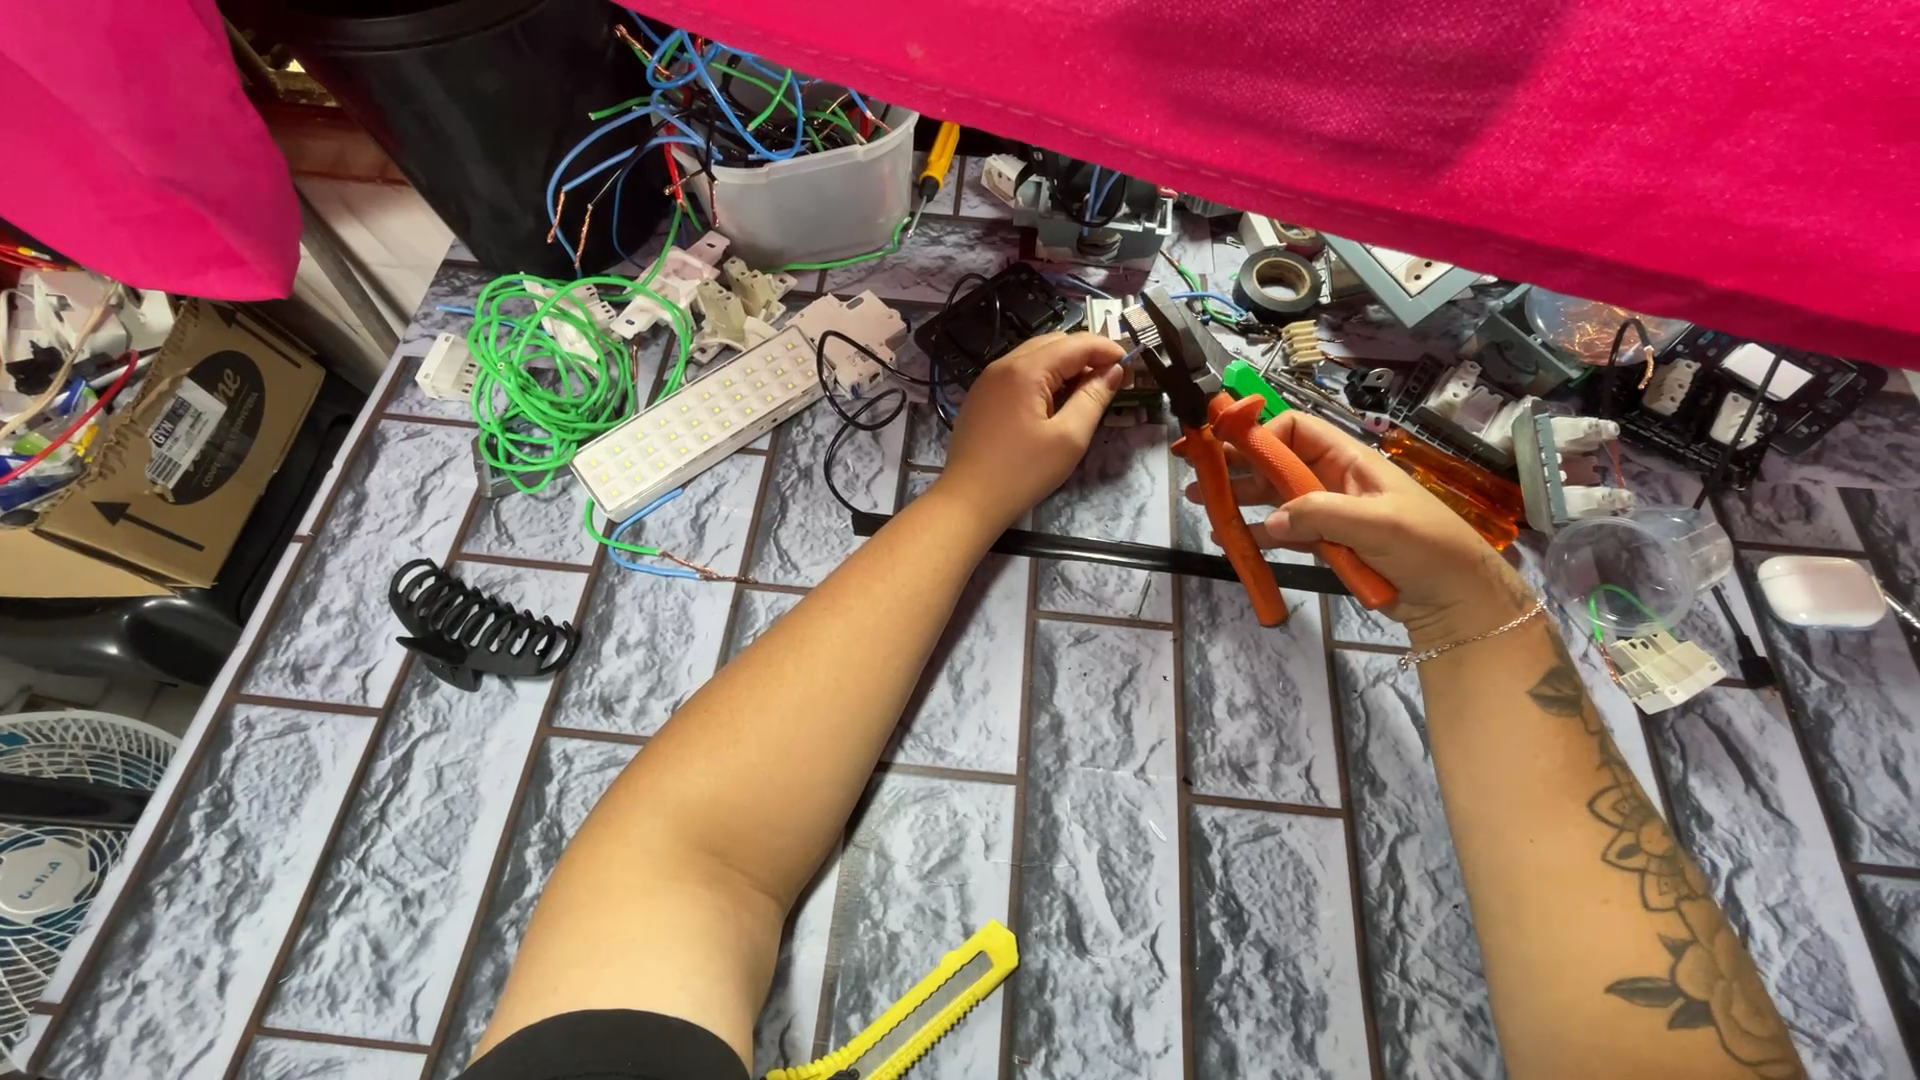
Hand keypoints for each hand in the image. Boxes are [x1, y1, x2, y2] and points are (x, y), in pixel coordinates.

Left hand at [934, 333, 1125, 528]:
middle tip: (1110, 381)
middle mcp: (1003, 365)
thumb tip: (1113, 371)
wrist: (968, 500)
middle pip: (1054, 343)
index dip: (1107, 350)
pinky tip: (1053, 402)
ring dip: (1064, 366)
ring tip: (1085, 392)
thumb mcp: (1069, 438)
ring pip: (1035, 357)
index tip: (1131, 366)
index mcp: (1026, 370)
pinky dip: (1042, 378)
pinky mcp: (980, 397)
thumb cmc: (1022, 473)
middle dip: (1086, 355)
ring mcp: (987, 380)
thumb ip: (1093, 398)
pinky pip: (1017, 374)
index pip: (1076, 344)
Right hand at [1185, 410, 1527, 646]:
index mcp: (1349, 460)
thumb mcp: (1376, 523)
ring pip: (1274, 497)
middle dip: (1237, 464)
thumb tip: (1270, 521)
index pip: (1296, 431)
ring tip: (1202, 501)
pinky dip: (1256, 533)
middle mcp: (1333, 479)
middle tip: (1197, 471)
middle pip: (1277, 462)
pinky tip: (1231, 537)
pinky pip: (1283, 531)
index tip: (1224, 445)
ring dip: (1239, 498)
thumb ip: (1320, 515)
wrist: (1455, 597)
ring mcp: (1328, 512)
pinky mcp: (1326, 543)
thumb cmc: (1427, 547)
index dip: (1260, 434)